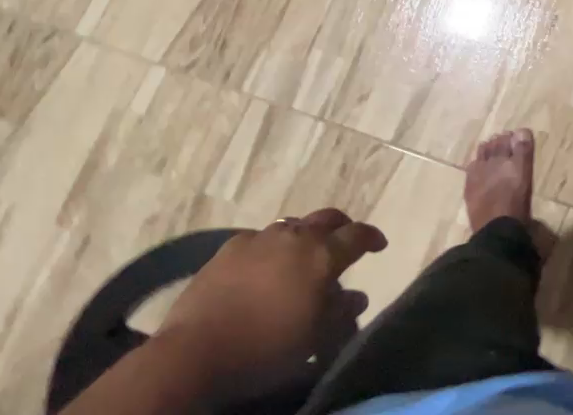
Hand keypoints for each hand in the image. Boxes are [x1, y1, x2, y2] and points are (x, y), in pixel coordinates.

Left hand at [156, 208, 386, 398]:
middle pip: (326, 218)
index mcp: (322, 255)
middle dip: (341, 226)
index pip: (357, 235)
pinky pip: (258, 240)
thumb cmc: (265, 348)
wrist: (193, 354)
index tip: (379, 245)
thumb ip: (341, 312)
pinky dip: (269, 248)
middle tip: (344, 241)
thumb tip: (357, 296)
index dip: (371, 237)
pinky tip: (262, 266)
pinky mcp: (227, 250)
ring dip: (303, 236)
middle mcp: (294, 237)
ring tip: (301, 255)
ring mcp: (258, 240)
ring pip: (291, 226)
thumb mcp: (314, 338)